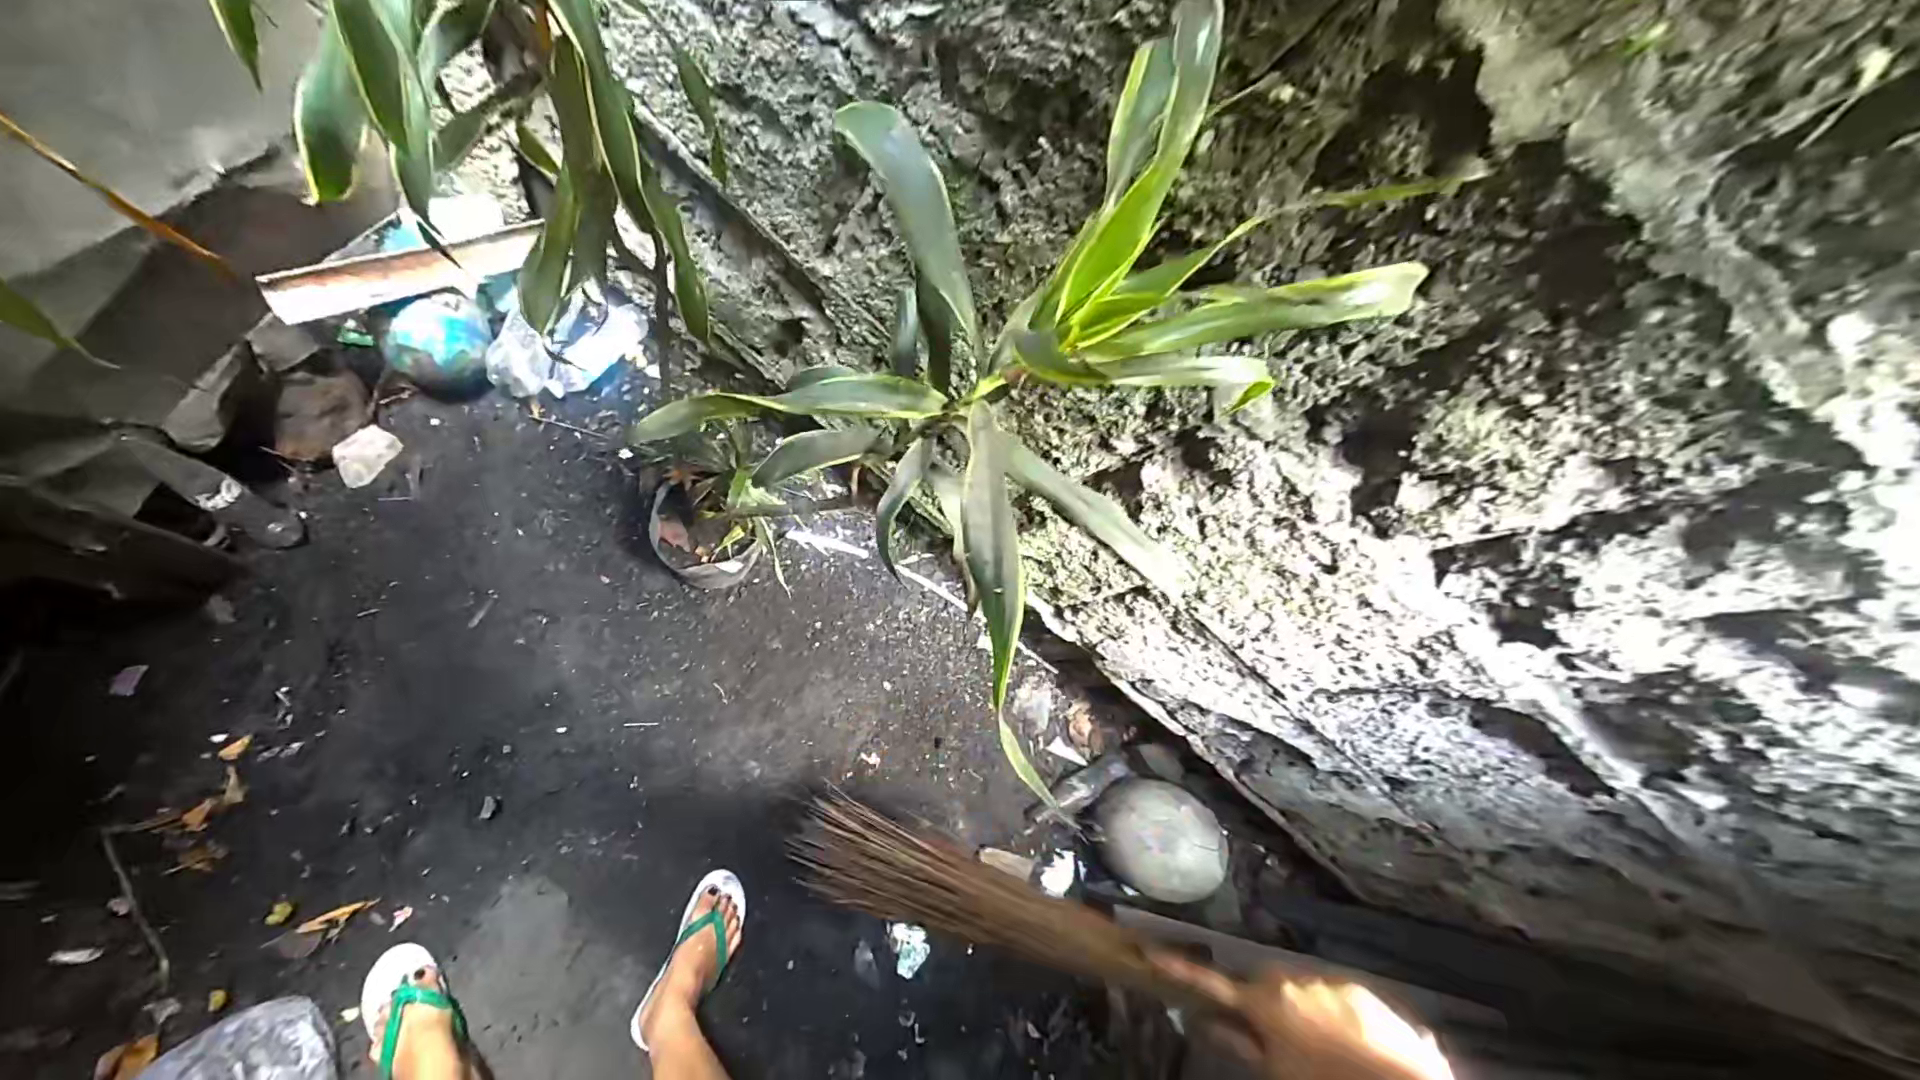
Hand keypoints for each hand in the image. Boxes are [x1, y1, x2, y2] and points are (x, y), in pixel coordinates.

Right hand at [1151, 955, 1453, 1079]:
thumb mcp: (1279, 1075)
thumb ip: (1241, 1046)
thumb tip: (1200, 1021)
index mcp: (1266, 1002)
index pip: (1212, 984)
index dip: (1178, 969)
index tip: (1149, 952)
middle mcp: (1292, 980)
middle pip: (1263, 983)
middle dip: (1263, 1003)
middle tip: (1274, 1040)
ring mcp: (1331, 983)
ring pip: (1302, 990)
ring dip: (1302, 1009)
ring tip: (1325, 1051)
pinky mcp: (1366, 995)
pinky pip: (1338, 999)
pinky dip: (1336, 1016)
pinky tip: (1354, 1049)